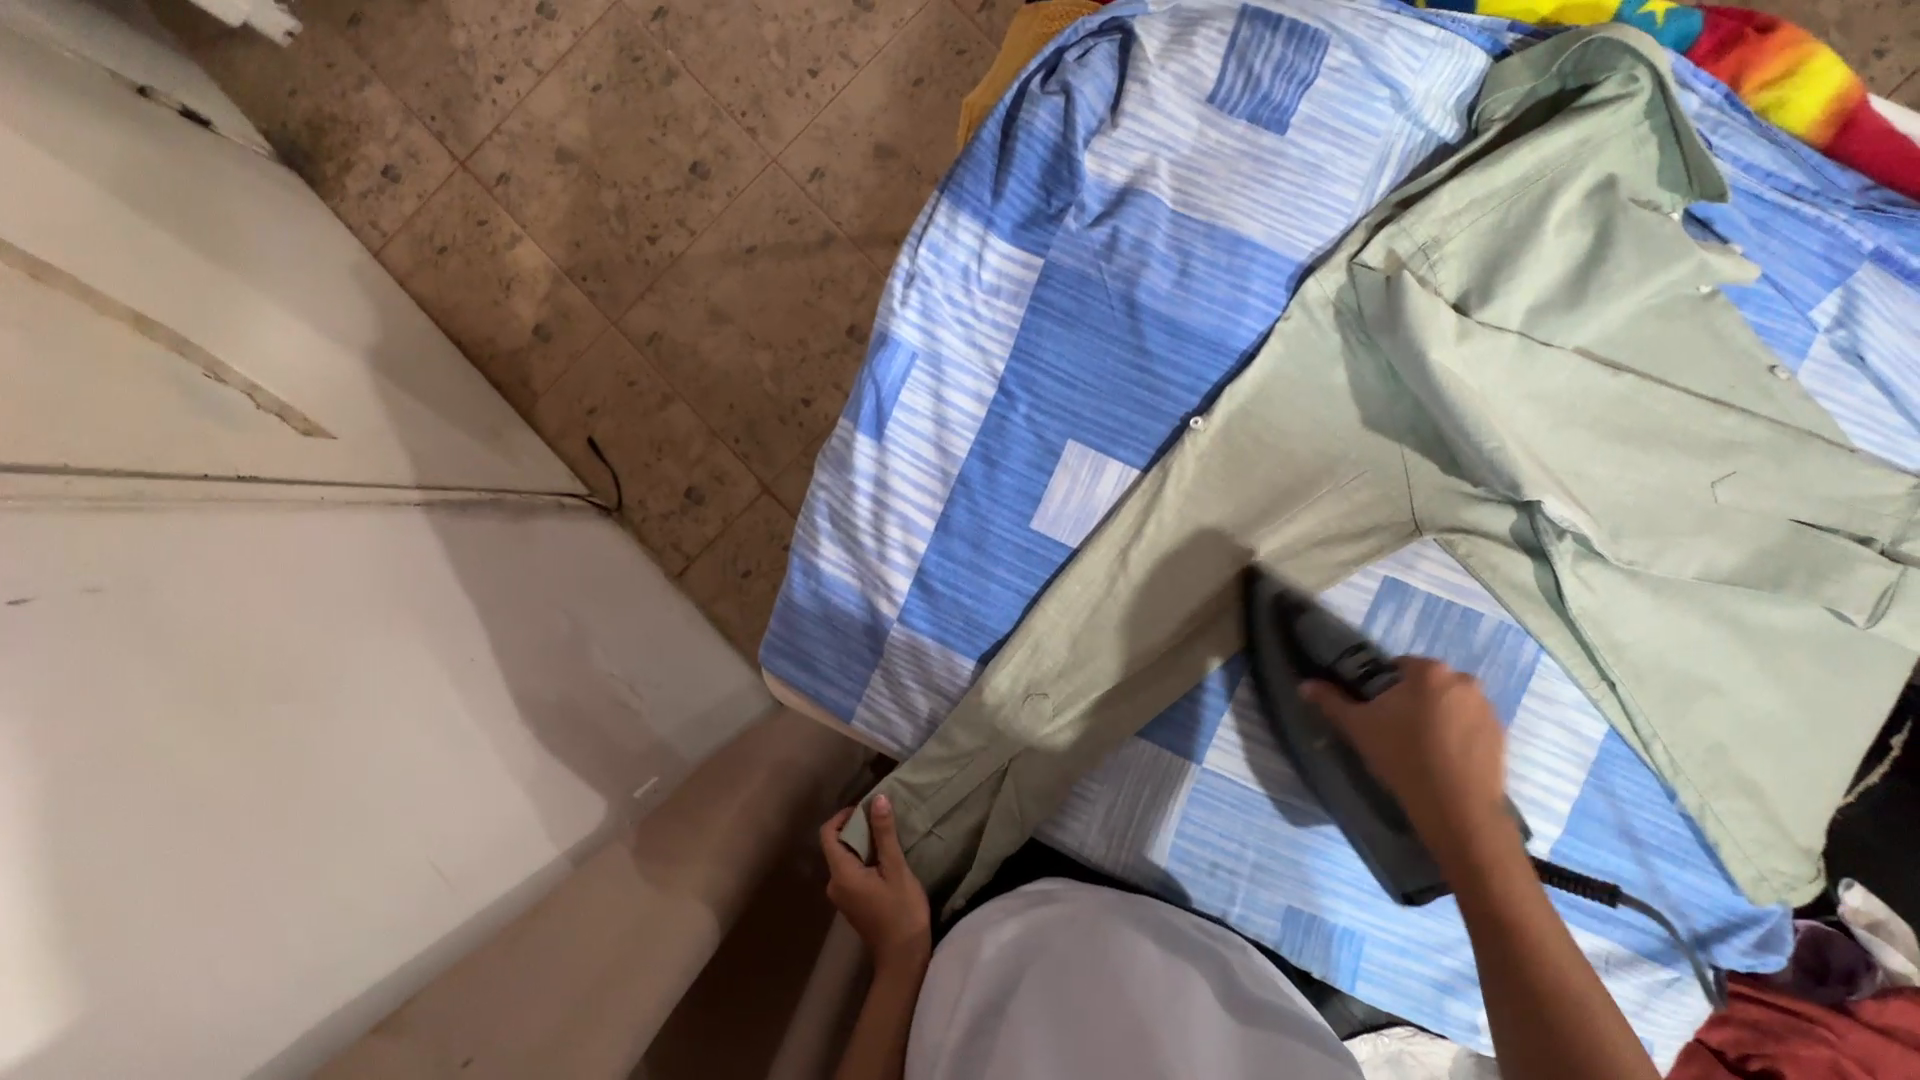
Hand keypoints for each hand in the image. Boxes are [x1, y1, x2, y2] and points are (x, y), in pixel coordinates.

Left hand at [820, 795, 930, 970]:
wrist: (903, 957)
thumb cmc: (902, 911)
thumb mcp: (896, 869)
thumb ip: (885, 834)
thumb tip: (878, 799)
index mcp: (841, 874)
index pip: (828, 833)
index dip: (843, 816)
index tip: (867, 808)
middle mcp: (834, 884)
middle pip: (836, 844)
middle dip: (857, 828)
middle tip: (882, 820)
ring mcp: (841, 895)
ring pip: (845, 858)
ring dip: (863, 844)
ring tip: (887, 837)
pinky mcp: (851, 902)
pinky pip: (851, 872)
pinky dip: (864, 859)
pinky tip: (885, 860)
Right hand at [1301, 657, 1517, 866]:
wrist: (1456, 806)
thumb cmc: (1402, 757)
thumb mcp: (1357, 728)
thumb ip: (1331, 701)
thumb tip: (1305, 684)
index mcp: (1428, 671)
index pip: (1399, 667)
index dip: (1383, 688)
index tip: (1376, 712)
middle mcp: (1463, 680)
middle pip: (1428, 684)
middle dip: (1413, 700)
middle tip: (1396, 730)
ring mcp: (1487, 707)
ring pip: (1451, 704)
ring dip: (1437, 716)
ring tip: (1421, 748)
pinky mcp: (1501, 734)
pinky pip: (1471, 725)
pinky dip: (1458, 735)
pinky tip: (1443, 760)